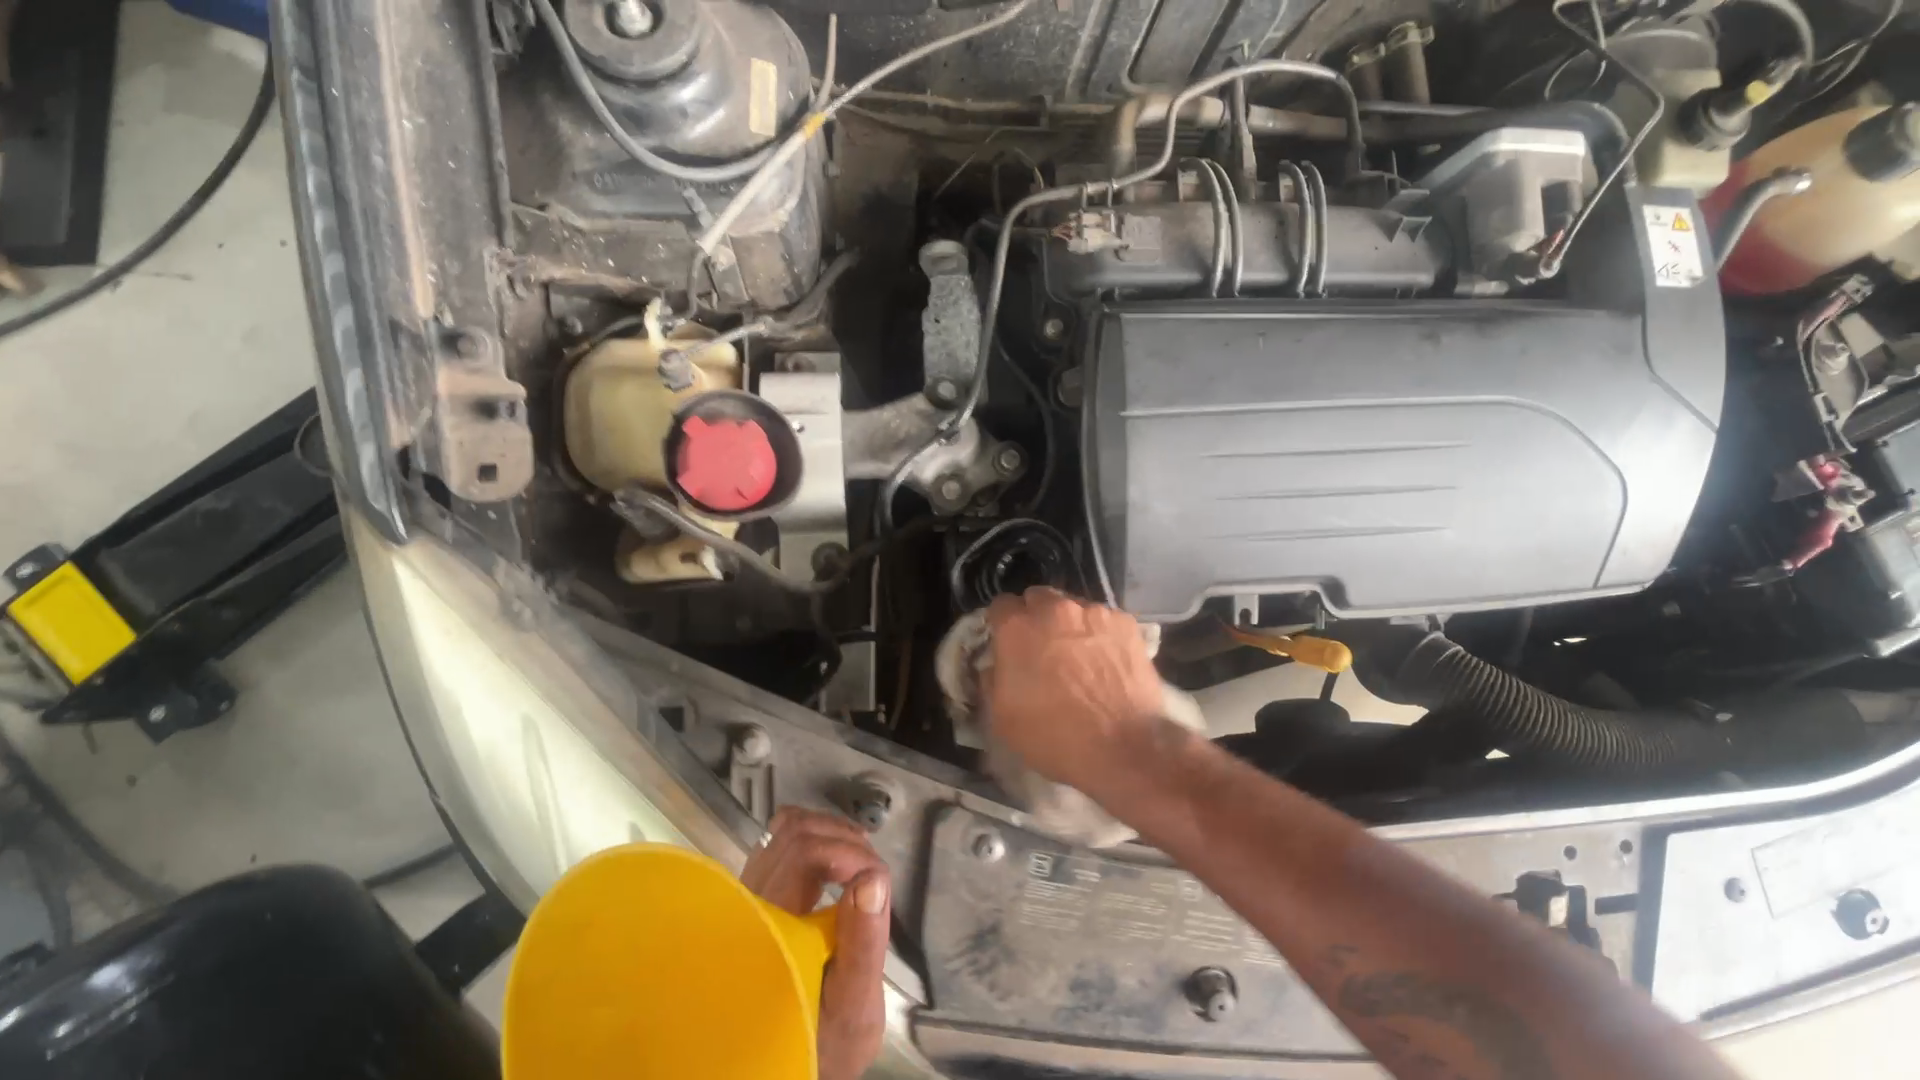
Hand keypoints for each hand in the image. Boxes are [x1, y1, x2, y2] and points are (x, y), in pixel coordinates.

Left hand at [740, 807, 890, 1079]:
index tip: (879, 881)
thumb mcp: (854, 1005)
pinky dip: (814, 838)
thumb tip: (874, 876)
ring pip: (784, 830)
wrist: (787, 1057)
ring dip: (829, 833)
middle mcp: (750, 900)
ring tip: (858, 861)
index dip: (851, 854)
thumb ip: (863, 943)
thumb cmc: (826, 1038)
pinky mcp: (754, 893)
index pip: (807, 853)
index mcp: (771, 925)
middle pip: (795, 832)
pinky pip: (779, 842)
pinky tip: (837, 865)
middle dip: (844, 839)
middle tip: (872, 869)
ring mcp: (748, 893)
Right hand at [982, 586, 1167, 792]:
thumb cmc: (1053, 736)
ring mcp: (1094, 613)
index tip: (1007, 643)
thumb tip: (996, 664)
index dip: (1002, 624)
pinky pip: (1104, 620)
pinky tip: (1106, 661)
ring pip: (1073, 607)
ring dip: (1069, 625)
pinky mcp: (1126, 623)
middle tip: (1041, 648)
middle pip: (1038, 598)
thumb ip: (992, 679)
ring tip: (1079, 657)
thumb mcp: (1000, 717)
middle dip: (1035, 617)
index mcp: (1016, 628)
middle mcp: (1054, 610)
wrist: (1122, 747)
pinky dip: (1100, 634)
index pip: (1000, 605)